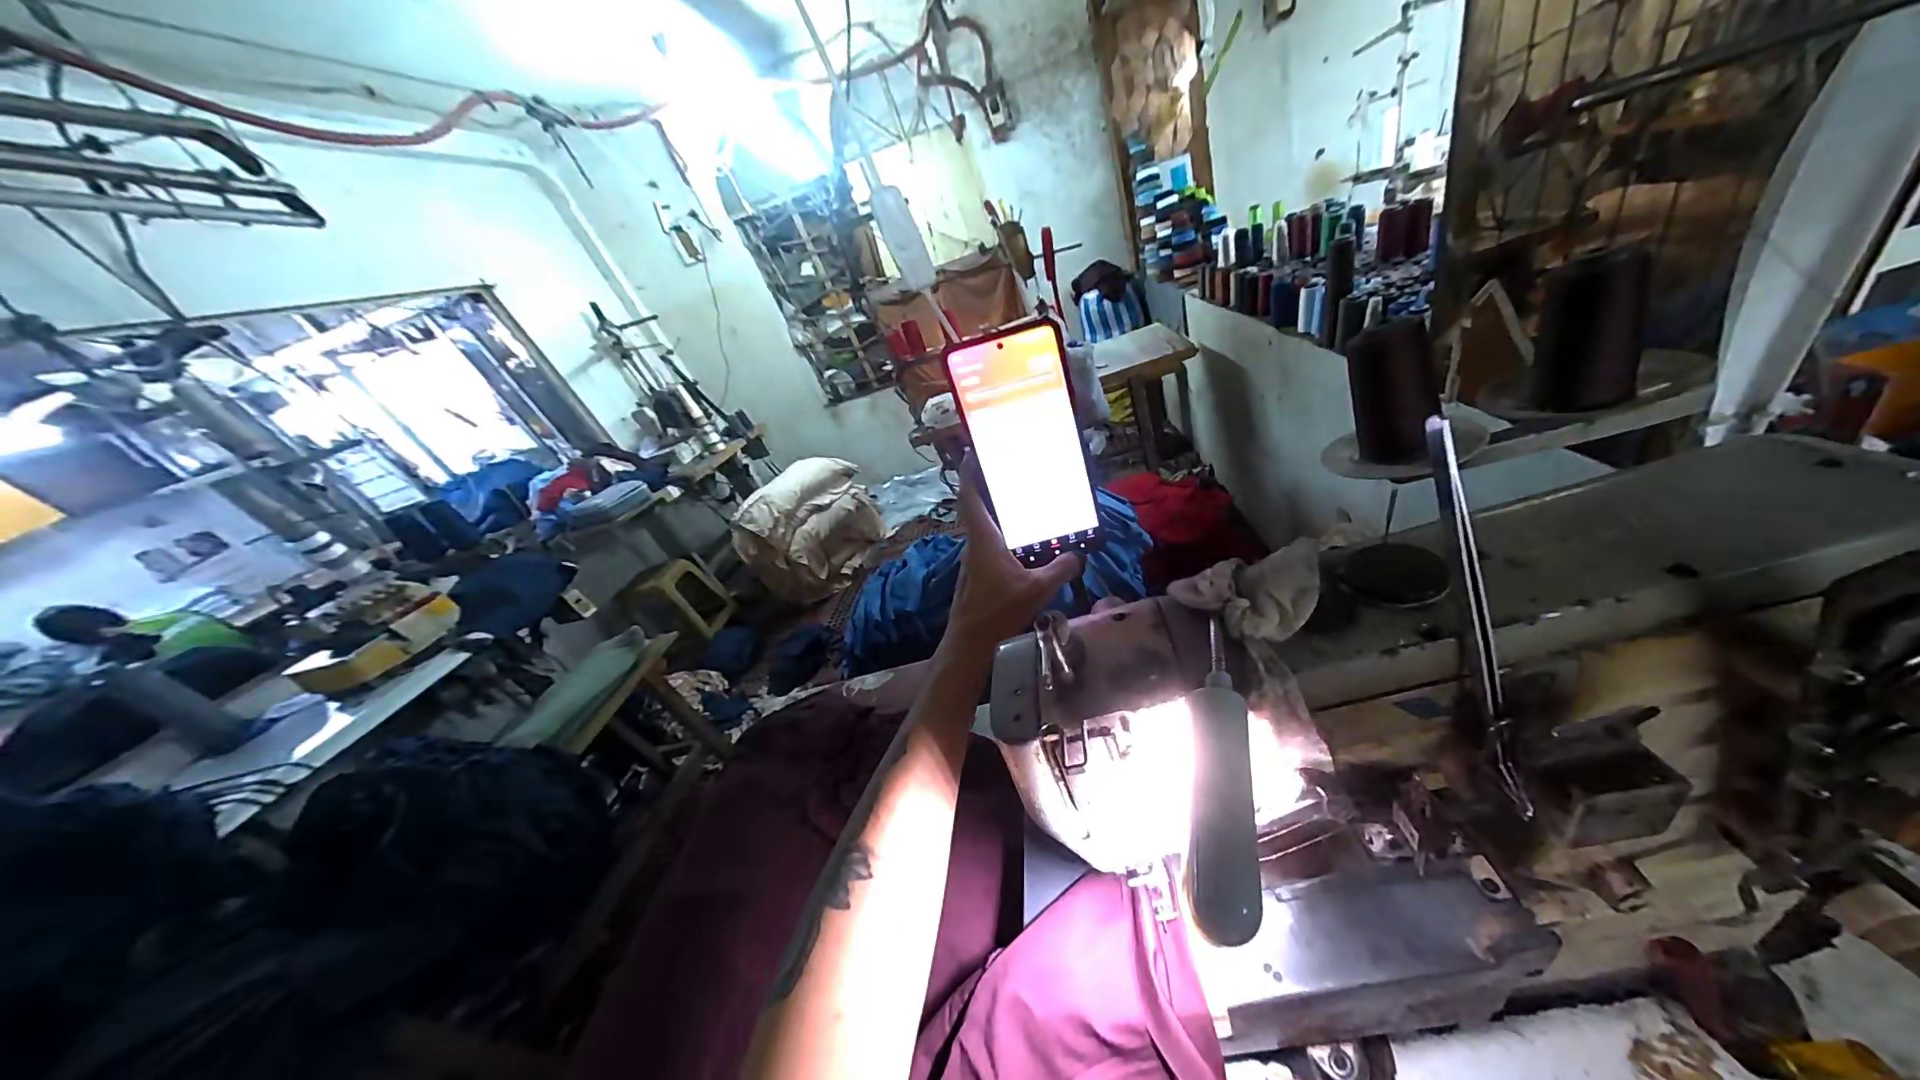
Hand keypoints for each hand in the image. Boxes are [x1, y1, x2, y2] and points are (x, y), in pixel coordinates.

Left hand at [944, 465, 1083, 654]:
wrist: (970, 642)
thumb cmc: (998, 611)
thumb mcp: (1037, 589)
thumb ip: (1060, 568)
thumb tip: (1077, 555)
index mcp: (984, 538)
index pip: (970, 495)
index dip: (970, 471)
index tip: (975, 452)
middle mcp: (974, 543)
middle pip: (976, 506)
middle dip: (989, 486)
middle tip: (1009, 472)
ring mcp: (972, 559)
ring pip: (982, 526)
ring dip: (996, 511)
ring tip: (1020, 502)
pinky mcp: (975, 573)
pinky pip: (988, 543)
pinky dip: (1001, 534)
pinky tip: (1020, 542)